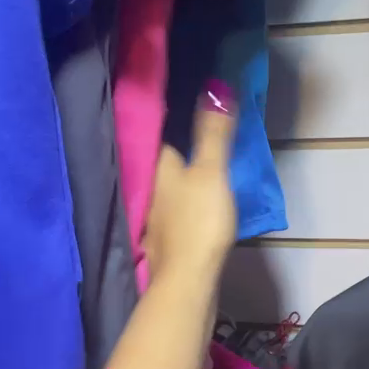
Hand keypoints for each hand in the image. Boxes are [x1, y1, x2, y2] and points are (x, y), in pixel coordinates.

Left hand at [144, 81, 238, 288]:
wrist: (188, 282)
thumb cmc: (199, 222)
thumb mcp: (211, 172)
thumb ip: (214, 133)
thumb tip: (216, 86)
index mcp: (159, 167)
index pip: (163, 134)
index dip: (175, 120)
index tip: (187, 105)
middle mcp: (152, 190)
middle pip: (164, 164)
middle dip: (178, 152)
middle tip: (197, 136)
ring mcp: (157, 220)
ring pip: (168, 191)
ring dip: (179, 182)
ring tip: (198, 170)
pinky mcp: (167, 245)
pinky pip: (175, 215)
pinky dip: (183, 208)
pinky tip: (192, 210)